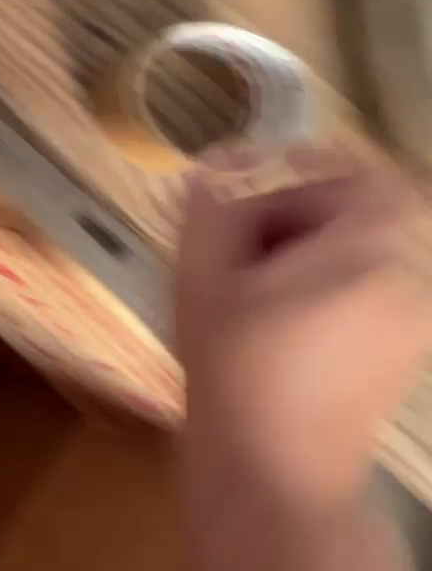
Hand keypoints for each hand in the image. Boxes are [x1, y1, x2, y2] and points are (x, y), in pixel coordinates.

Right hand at [177, 151, 431, 515]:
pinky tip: (270, 309)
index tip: (259, 172)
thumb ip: (213, 206)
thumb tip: (220, 160)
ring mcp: (412, 323)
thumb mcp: (199, 270)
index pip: (375, 184)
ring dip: (305, 247)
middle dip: (295, 212)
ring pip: (364, 255)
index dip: (318, 166)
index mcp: (364, 259)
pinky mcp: (402, 351)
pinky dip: (323, 281)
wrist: (276, 451)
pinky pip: (370, 290)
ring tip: (244, 274)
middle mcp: (408, 286)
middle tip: (232, 233)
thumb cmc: (231, 354)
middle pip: (365, 219)